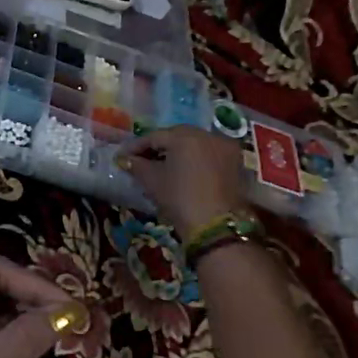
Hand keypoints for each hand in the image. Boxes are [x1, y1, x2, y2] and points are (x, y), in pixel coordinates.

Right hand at [119, 127, 247, 231]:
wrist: (213, 223)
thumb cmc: (178, 198)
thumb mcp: (152, 181)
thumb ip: (136, 165)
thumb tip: (125, 159)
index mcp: (184, 137)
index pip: (154, 136)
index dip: (136, 146)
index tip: (122, 156)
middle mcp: (208, 134)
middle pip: (177, 136)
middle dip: (158, 146)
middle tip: (142, 159)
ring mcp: (224, 146)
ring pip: (195, 143)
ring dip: (177, 151)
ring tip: (162, 165)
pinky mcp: (234, 160)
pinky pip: (208, 152)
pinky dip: (194, 158)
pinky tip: (184, 170)